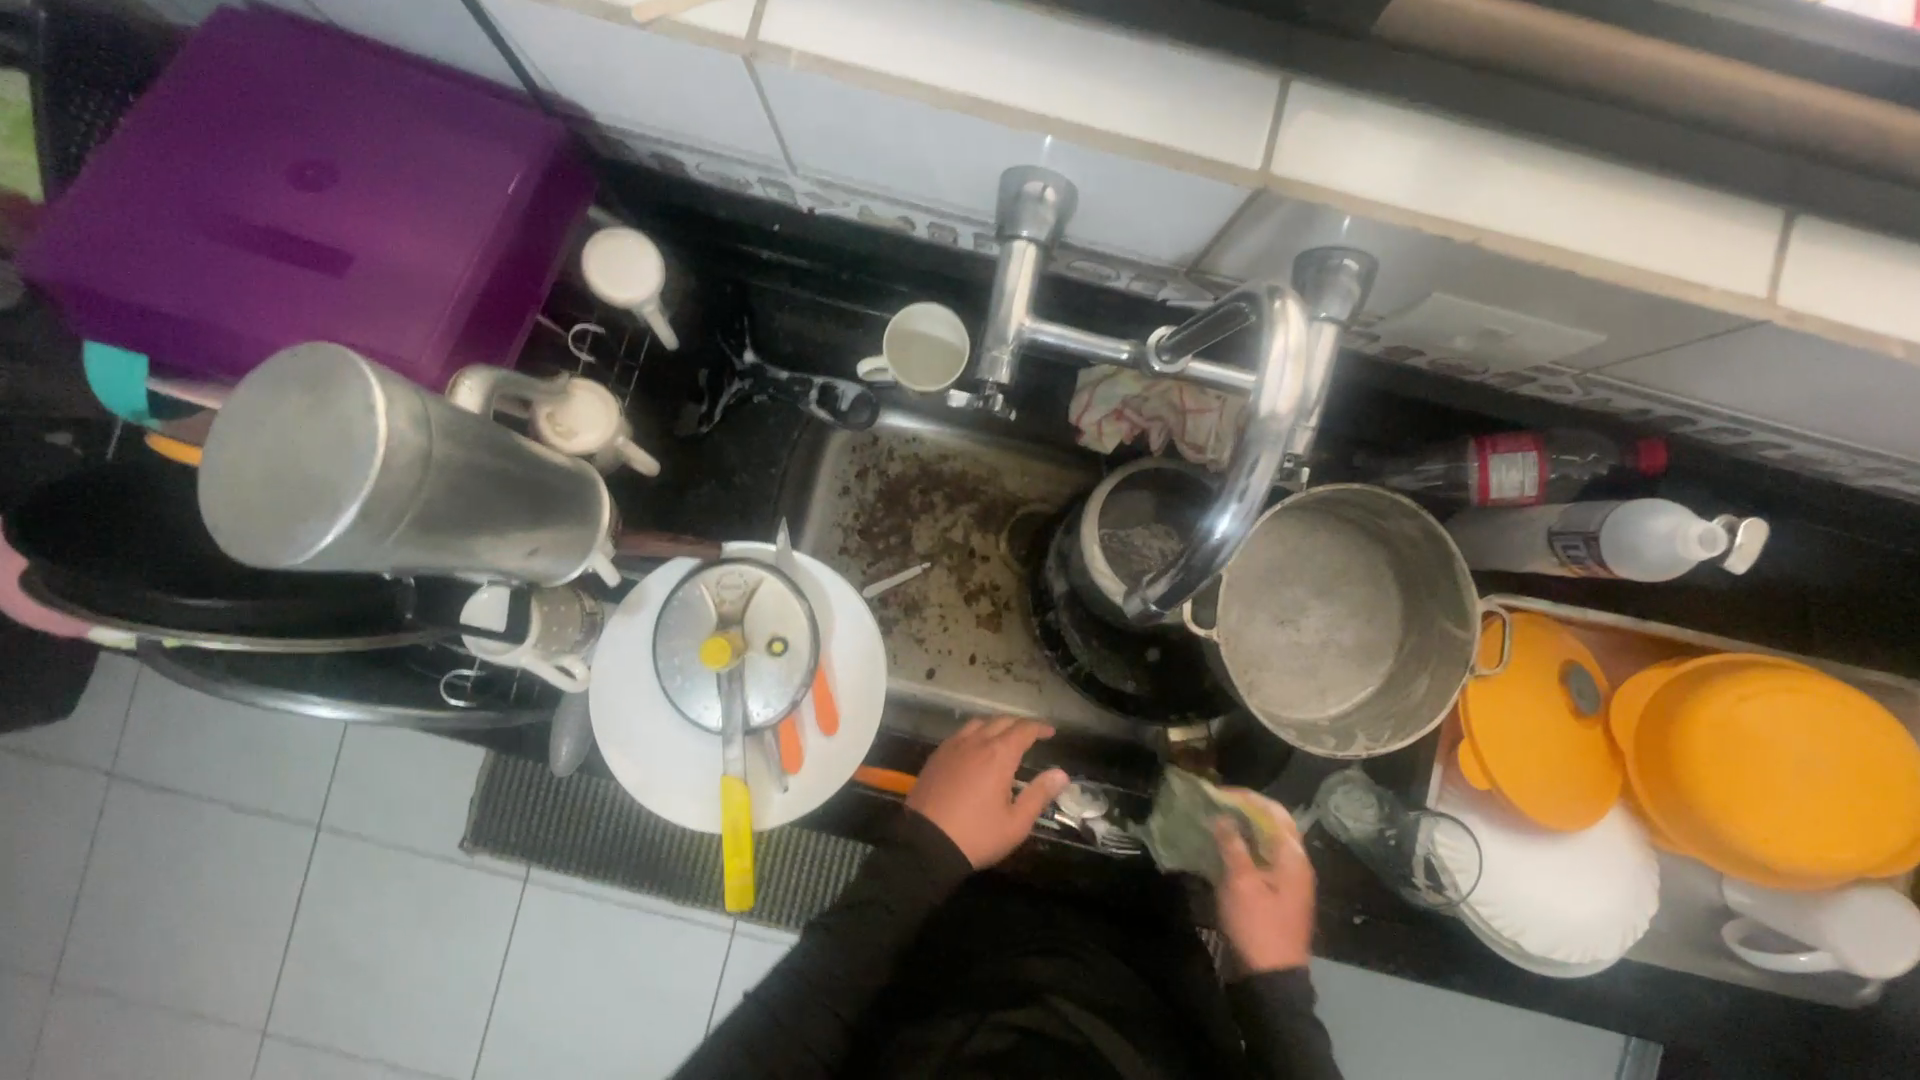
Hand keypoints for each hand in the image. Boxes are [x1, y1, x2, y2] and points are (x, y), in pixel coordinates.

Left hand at [906, 717, 1070, 869]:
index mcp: (999, 755)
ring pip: (977, 724)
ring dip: (995, 725)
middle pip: (1000, 721)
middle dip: (1019, 724)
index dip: (1039, 728)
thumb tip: (1061, 774)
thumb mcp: (1016, 822)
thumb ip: (1039, 794)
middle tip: (1031, 735)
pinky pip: (959, 735)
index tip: (1050, 732)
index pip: (1024, 730)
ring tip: (1003, 738)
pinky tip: (975, 748)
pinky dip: (974, 734)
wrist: (925, 844)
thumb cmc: (976, 835)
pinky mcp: (936, 757)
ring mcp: (952, 747)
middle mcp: (975, 743)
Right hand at [1213, 793, 1315, 974]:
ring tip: (1214, 821)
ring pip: (1267, 841)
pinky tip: (1222, 849)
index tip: (1218, 793)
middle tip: (1214, 805)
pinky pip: (1262, 859)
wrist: (1272, 977)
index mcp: (1292, 856)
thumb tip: (1224, 816)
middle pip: (1272, 824)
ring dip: (1243, 828)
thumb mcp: (1240, 882)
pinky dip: (1244, 848)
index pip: (1273, 811)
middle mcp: (1296, 863)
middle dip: (1244, 810)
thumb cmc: (1257, 925)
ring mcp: (1289, 880)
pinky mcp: (1278, 893)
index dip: (1246, 798)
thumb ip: (1233, 845)